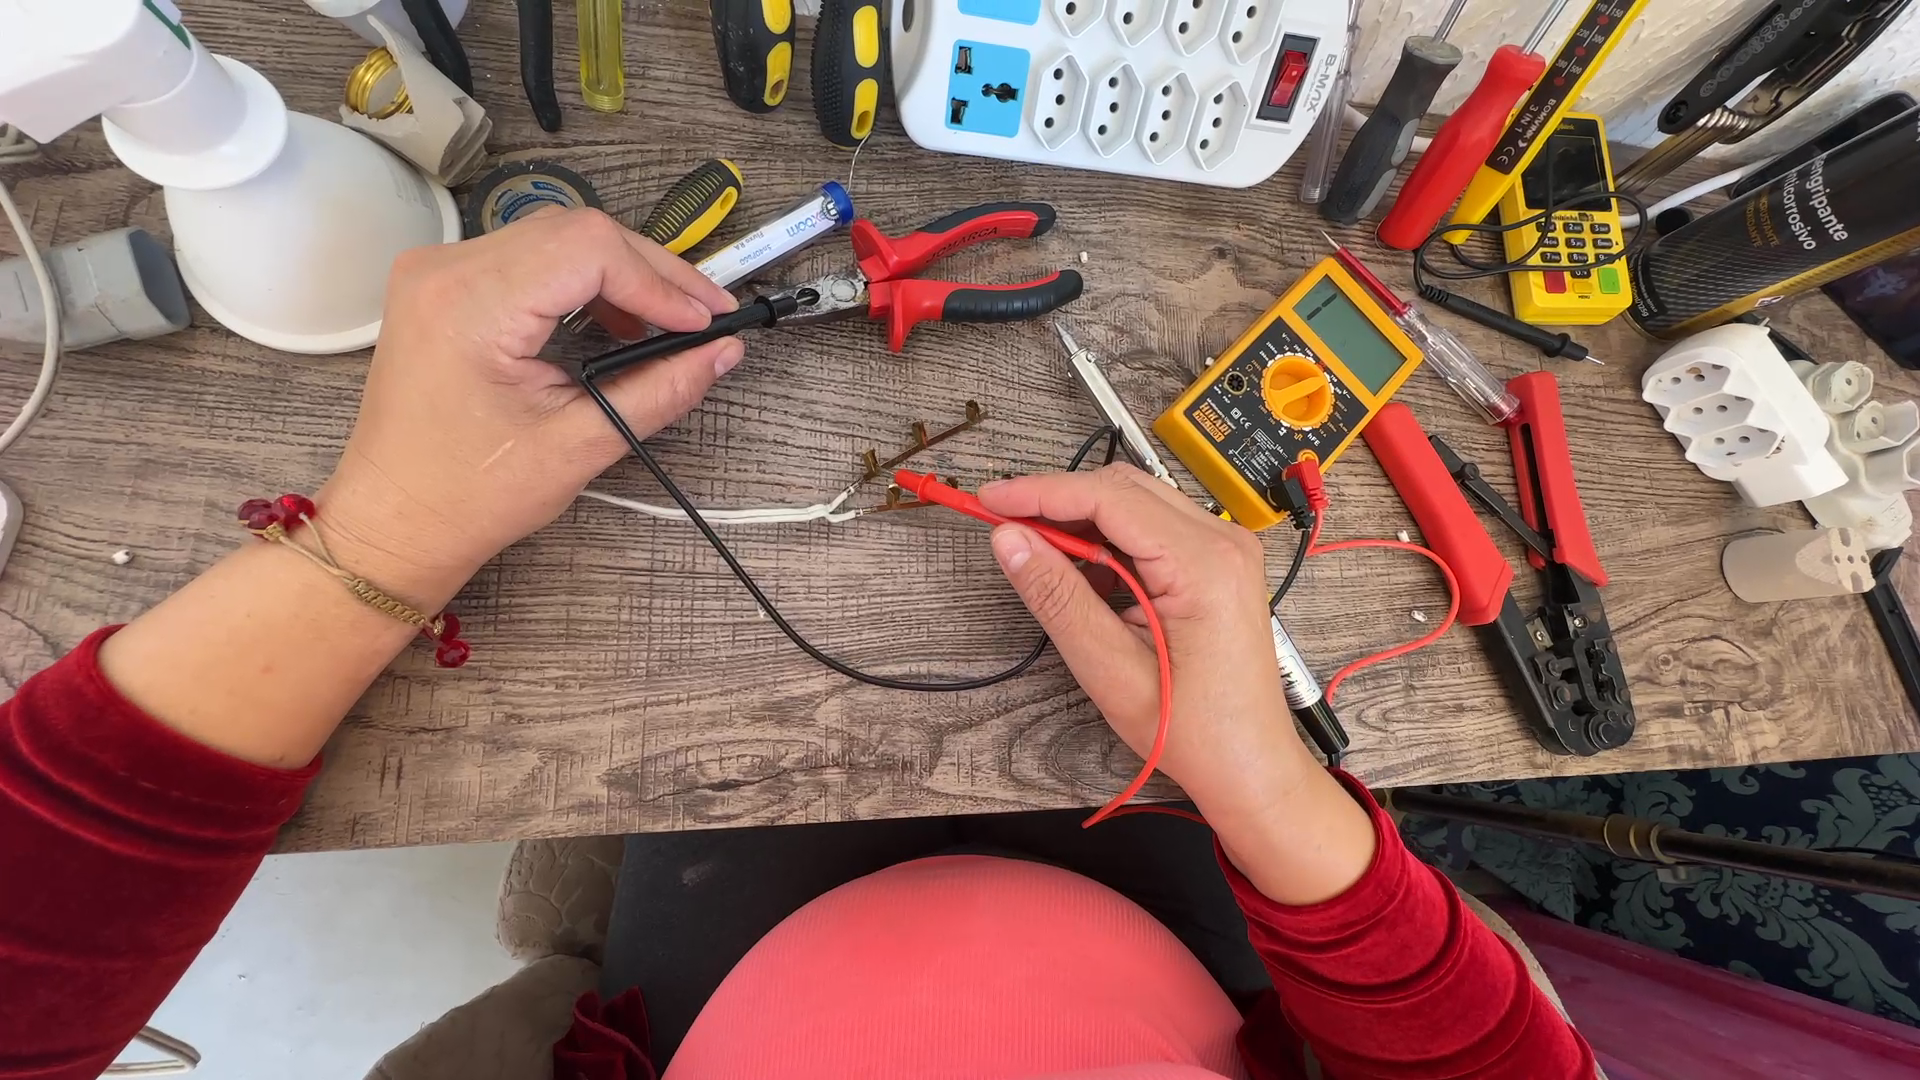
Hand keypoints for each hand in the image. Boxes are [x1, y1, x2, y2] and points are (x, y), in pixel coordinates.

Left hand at [316, 208, 741, 607]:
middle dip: (655, 272)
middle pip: (578, 232)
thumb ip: (661, 390)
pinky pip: (539, 261)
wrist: (398, 516)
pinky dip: (593, 285)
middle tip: (709, 317)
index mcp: (471, 304)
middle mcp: (448, 267)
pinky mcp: (452, 287)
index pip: (588, 249)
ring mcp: (444, 271)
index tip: (707, 326)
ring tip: (673, 324)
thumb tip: (725, 352)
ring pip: (562, 239)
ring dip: (628, 276)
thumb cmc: (476, 493)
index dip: (660, 283)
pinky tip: (622, 325)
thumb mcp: (583, 444)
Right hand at [979, 465, 1376, 902]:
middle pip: (1123, 489)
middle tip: (1005, 524)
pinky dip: (1108, 541)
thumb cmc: (1191, 731)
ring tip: (1040, 556)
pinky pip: (1151, 528)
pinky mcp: (1217, 562)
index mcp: (1204, 564)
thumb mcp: (1110, 669)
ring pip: (1135, 503)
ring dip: (1081, 521)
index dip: (1040, 492)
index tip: (989, 499)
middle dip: (1057, 501)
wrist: (1250, 766)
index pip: (1108, 498)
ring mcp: (1225, 548)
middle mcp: (1223, 540)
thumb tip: (1009, 539)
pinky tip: (1086, 577)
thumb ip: (1058, 597)